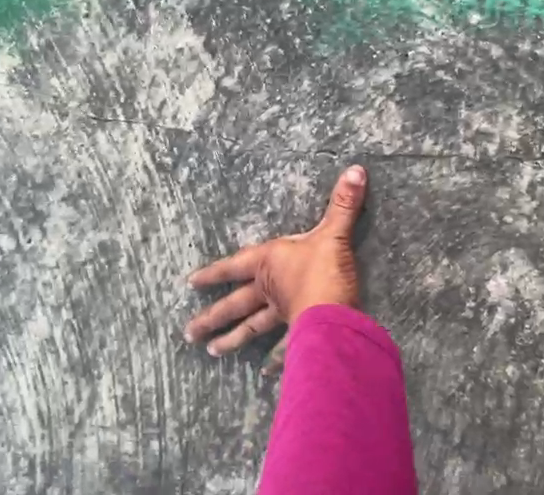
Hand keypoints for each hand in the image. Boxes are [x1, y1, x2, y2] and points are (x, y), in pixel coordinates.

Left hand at [184, 164, 366, 356]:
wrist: (333, 311)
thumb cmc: (325, 269)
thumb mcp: (335, 232)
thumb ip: (344, 202)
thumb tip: (356, 169)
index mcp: (270, 262)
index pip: (235, 265)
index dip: (214, 273)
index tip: (190, 283)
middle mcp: (270, 288)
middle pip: (236, 303)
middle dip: (212, 317)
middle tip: (188, 333)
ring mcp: (282, 314)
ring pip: (252, 328)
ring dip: (232, 340)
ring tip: (212, 352)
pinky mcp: (298, 333)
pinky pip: (285, 349)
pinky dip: (276, 361)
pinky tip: (265, 374)